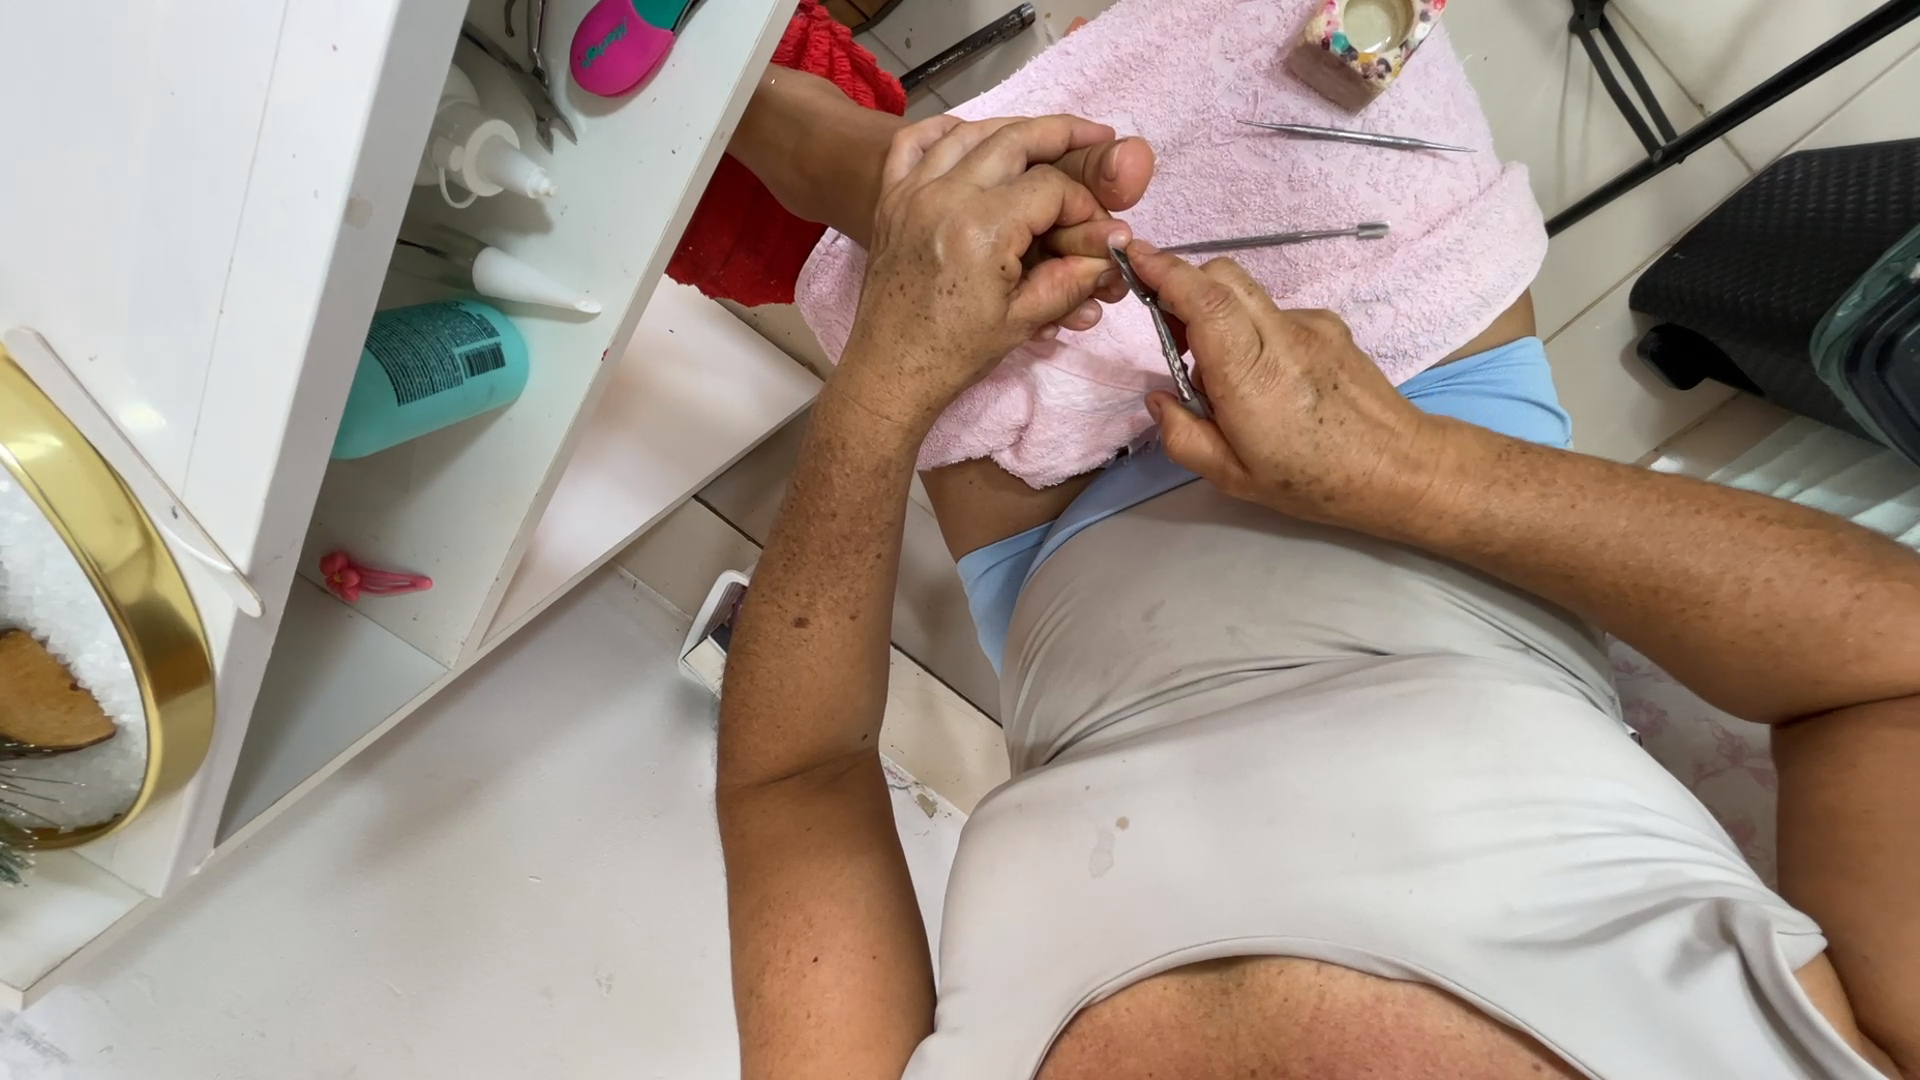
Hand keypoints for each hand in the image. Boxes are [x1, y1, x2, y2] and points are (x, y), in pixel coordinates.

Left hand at [837, 115, 1138, 432]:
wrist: (891, 371)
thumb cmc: (954, 354)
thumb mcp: (1022, 321)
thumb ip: (1071, 280)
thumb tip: (1111, 250)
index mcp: (982, 230)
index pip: (1049, 187)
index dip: (1082, 202)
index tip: (1094, 224)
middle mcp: (945, 198)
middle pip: (1014, 140)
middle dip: (1060, 134)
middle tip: (1093, 135)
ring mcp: (912, 194)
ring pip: (969, 133)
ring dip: (1012, 129)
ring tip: (1044, 136)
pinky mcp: (890, 201)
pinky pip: (914, 144)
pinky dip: (945, 132)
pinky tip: (970, 137)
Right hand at [1126, 241, 1437, 529]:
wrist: (1396, 467)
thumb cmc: (1309, 479)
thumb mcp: (1229, 476)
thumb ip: (1182, 435)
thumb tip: (1158, 398)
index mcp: (1252, 379)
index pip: (1207, 304)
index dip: (1169, 274)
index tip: (1139, 258)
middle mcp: (1282, 339)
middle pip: (1223, 278)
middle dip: (1184, 287)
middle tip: (1170, 334)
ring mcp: (1310, 325)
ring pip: (1245, 293)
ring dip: (1214, 314)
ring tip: (1218, 374)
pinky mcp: (1327, 325)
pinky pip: (1270, 313)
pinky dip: (1247, 331)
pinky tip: (1261, 377)